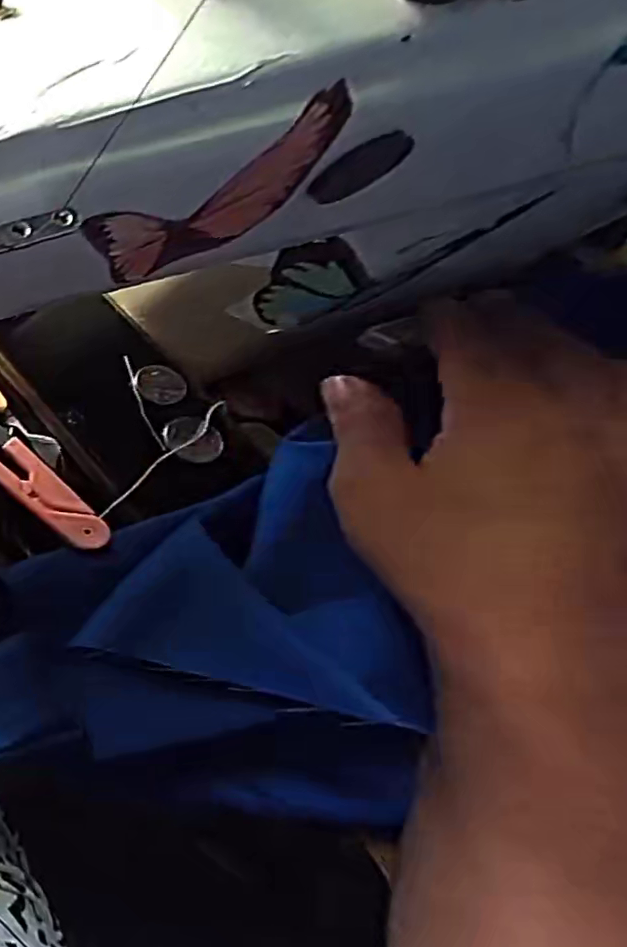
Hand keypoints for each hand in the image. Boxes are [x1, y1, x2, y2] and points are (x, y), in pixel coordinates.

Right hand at [324, 296, 626, 705]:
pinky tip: (584, 392)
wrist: (553, 638)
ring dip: (558, 346)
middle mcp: (584, 404)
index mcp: (502, 405)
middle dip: (505, 322)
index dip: (445, 318)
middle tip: (472, 313)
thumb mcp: (371, 493)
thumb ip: (362, 428)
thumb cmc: (443, 558)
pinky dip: (599, 382)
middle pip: (546, 341)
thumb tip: (345, 380)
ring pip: (602, 365)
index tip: (424, 307)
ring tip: (528, 343)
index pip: (472, 337)